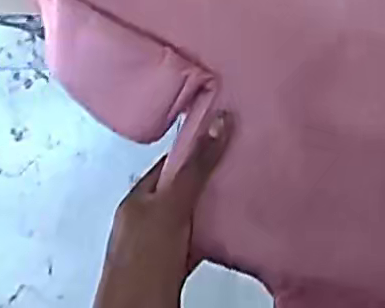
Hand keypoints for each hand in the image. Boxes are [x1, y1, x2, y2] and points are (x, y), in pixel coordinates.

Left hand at [94, 110, 231, 307]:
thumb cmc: (146, 262)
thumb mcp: (173, 207)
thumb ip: (197, 166)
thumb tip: (221, 118)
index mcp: (136, 201)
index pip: (172, 161)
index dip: (200, 144)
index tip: (231, 129)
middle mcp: (144, 220)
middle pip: (184, 185)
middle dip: (213, 171)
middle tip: (245, 153)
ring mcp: (158, 245)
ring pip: (194, 211)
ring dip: (217, 200)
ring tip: (248, 181)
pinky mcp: (173, 265)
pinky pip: (201, 236)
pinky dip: (218, 228)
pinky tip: (238, 221)